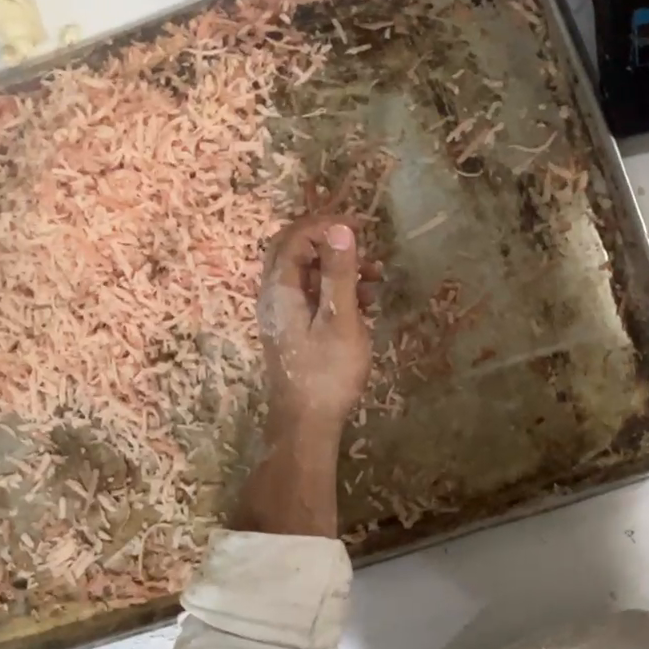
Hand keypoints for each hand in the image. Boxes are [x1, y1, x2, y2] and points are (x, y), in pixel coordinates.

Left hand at [257, 216, 375, 431]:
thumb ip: (339, 273)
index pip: (296, 237)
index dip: (325, 226)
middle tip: (363, 246)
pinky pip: (310, 294)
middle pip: (294, 250)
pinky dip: (335, 289)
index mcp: (281, 288)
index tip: (359, 228)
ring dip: (337, 267)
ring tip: (374, 277)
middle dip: (329, 242)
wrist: (306, 422)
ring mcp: (281, 313)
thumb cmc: (327, 372)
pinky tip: (363, 302)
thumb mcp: (340, 319)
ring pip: (305, 273)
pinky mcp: (292, 330)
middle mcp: (274, 295)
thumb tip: (341, 228)